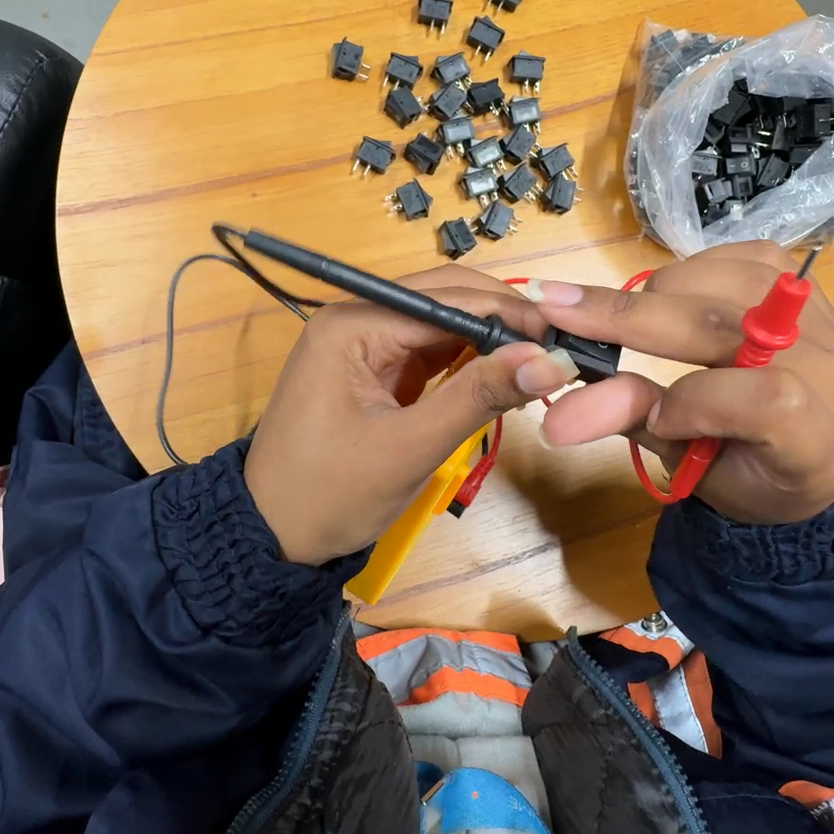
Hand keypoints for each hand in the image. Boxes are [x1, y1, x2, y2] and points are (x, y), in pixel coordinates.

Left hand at [246, 266, 579, 564]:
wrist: (272, 535)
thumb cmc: (330, 493)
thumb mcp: (409, 447)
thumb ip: (478, 396)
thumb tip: (550, 359)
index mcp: (353, 323)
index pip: (443, 298)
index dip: (506, 312)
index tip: (561, 335)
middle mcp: (357, 316)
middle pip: (442, 298)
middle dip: (499, 318)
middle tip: (555, 347)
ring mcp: (364, 340)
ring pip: (440, 322)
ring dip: (487, 338)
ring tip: (538, 360)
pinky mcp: (374, 366)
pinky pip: (429, 349)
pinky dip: (466, 360)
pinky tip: (501, 373)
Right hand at [526, 242, 833, 523]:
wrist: (799, 454)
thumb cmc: (744, 475)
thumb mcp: (689, 468)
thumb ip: (632, 424)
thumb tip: (556, 410)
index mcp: (821, 443)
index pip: (770, 402)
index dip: (698, 401)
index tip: (654, 417)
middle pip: (732, 326)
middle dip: (631, 314)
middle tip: (553, 305)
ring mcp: (830, 324)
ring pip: (733, 281)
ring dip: (660, 290)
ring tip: (627, 316)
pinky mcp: (810, 288)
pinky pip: (746, 256)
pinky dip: (691, 269)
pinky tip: (670, 294)